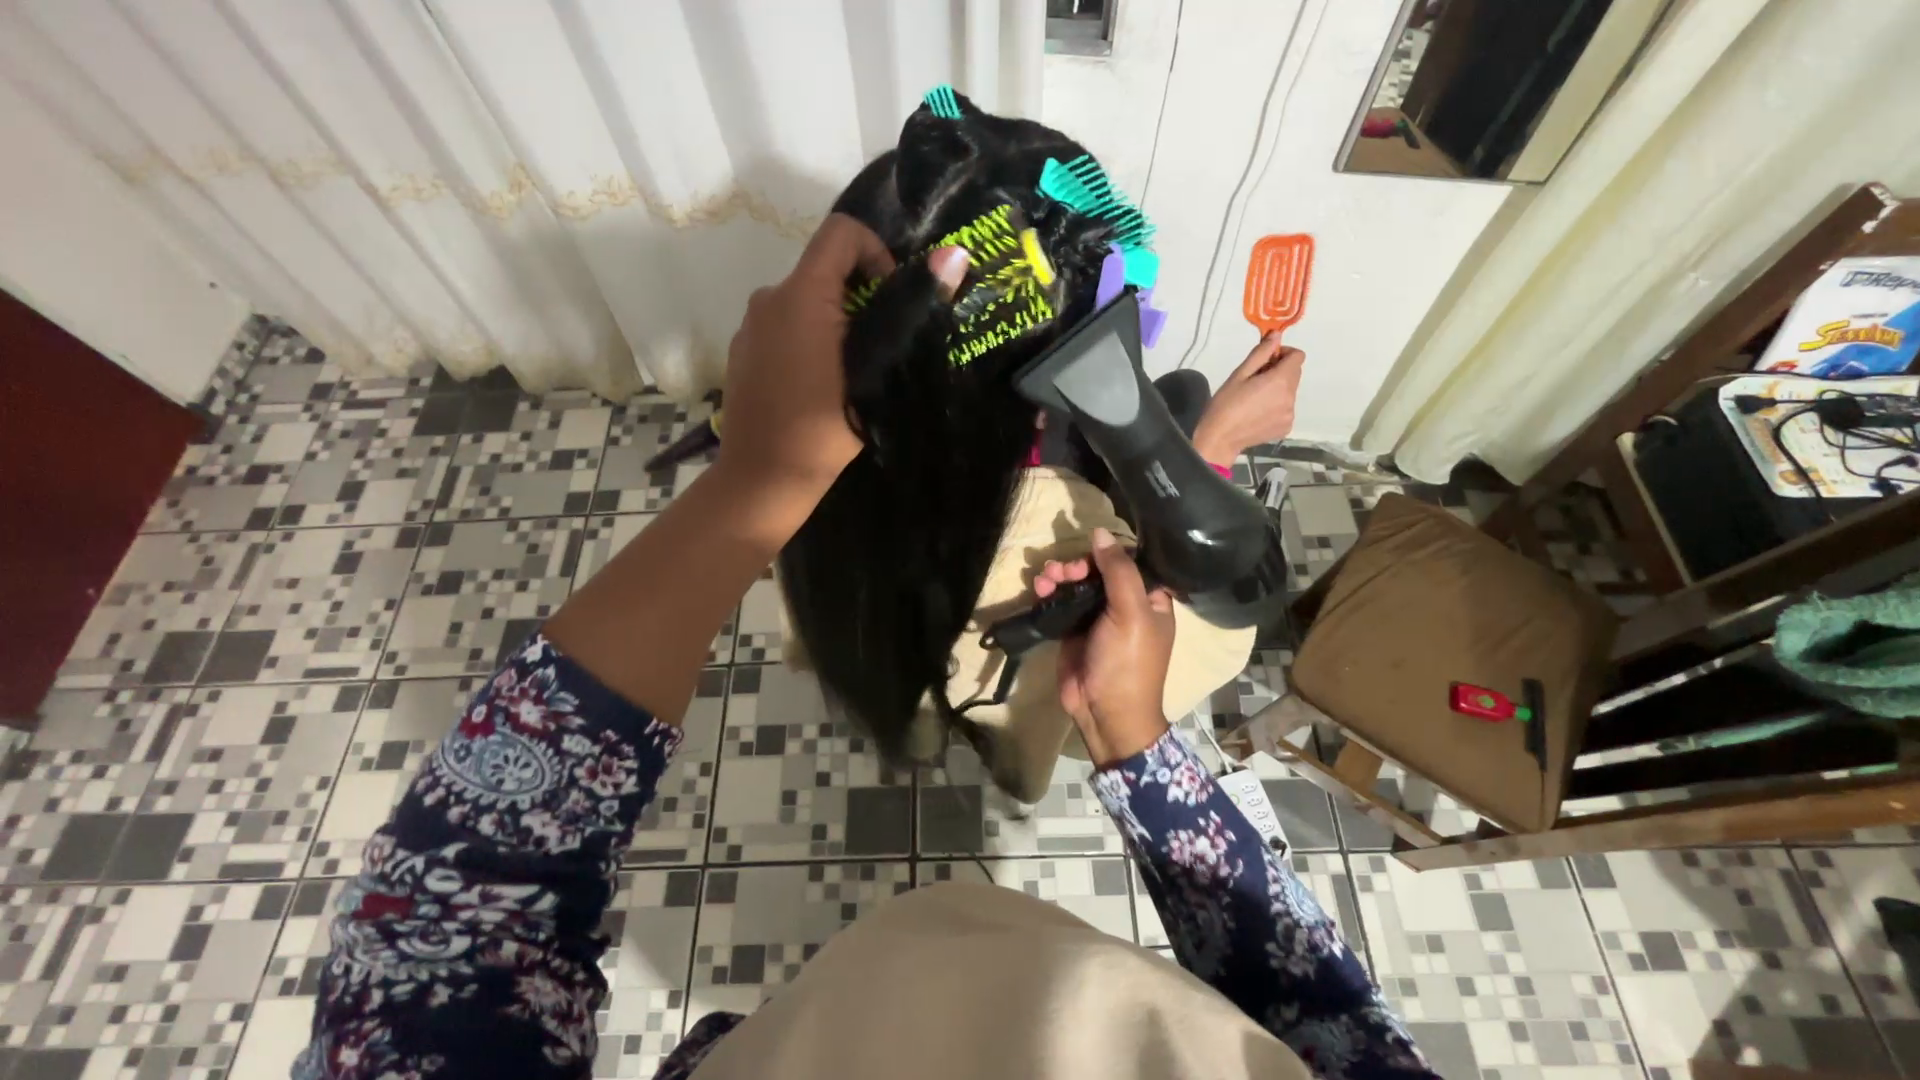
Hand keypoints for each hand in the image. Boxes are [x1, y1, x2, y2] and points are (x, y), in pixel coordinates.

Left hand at [718, 216, 969, 507]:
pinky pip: (784, 328)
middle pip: (824, 270)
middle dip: (859, 297)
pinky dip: (807, 342)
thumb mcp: (877, 368)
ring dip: (833, 323)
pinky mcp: (742, 353)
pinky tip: (817, 388)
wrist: (764, 478)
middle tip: (879, 347)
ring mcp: (749, 327)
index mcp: (800, 293)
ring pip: (804, 303)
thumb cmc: (825, 426)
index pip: (842, 233)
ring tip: (850, 373)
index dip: (877, 253)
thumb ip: (912, 309)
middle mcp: (768, 298)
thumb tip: (956, 254)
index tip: (891, 300)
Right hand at [1038, 528, 1175, 766]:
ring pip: (1076, 584)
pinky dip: (1049, 592)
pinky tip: (1039, 589)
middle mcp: (1125, 605)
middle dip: (1078, 564)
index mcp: (1150, 599)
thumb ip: (1117, 570)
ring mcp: (1097, 618)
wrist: (1105, 712)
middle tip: (1064, 571)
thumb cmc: (1129, 662)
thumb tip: (1100, 532)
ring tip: (1045, 579)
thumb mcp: (1130, 613)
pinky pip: (1060, 602)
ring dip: (1059, 575)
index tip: (1090, 547)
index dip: (1109, 551)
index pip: (1131, 562)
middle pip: (1098, 570)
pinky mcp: (1072, 630)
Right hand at [1190, 334, 1305, 464]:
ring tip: (1255, 400)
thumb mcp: (1239, 374)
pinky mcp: (1287, 427)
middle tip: (1257, 380)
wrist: (1220, 439)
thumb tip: (1277, 335)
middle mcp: (1291, 397)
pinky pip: (1286, 408)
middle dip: (1280, 371)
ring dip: (1278, 390)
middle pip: (1295, 374)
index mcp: (1280, 381)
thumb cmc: (1224, 404)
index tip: (1267, 360)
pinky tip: (1258, 413)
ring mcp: (1290, 414)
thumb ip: (1261, 353)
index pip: (1298, 356)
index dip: (1284, 354)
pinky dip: (1276, 406)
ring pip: (1290, 392)